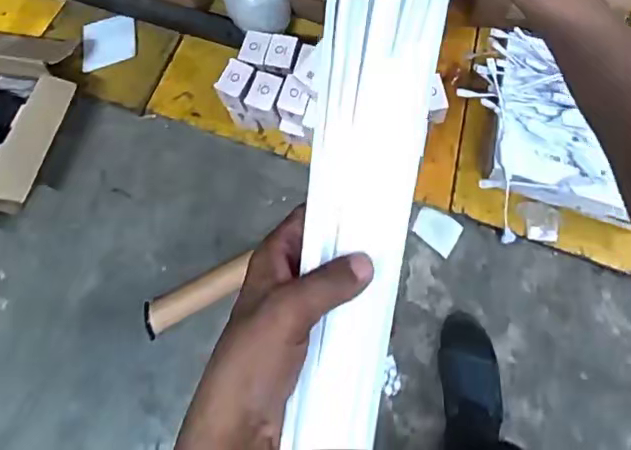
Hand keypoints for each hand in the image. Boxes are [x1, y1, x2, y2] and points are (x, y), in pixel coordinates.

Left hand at [177, 205, 371, 448]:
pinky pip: (340, 319)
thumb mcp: (287, 311)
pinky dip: (358, 316)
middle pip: (325, 254)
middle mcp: (287, 280)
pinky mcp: (312, 343)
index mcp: (272, 260)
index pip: (306, 220)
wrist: (239, 428)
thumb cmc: (252, 358)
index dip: (333, 209)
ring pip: (336, 288)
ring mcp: (300, 313)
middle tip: (388, 243)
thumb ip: (326, 283)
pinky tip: (380, 315)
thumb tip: (365, 261)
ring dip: (359, 286)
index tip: (368, 204)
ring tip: (391, 276)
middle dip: (353, 250)